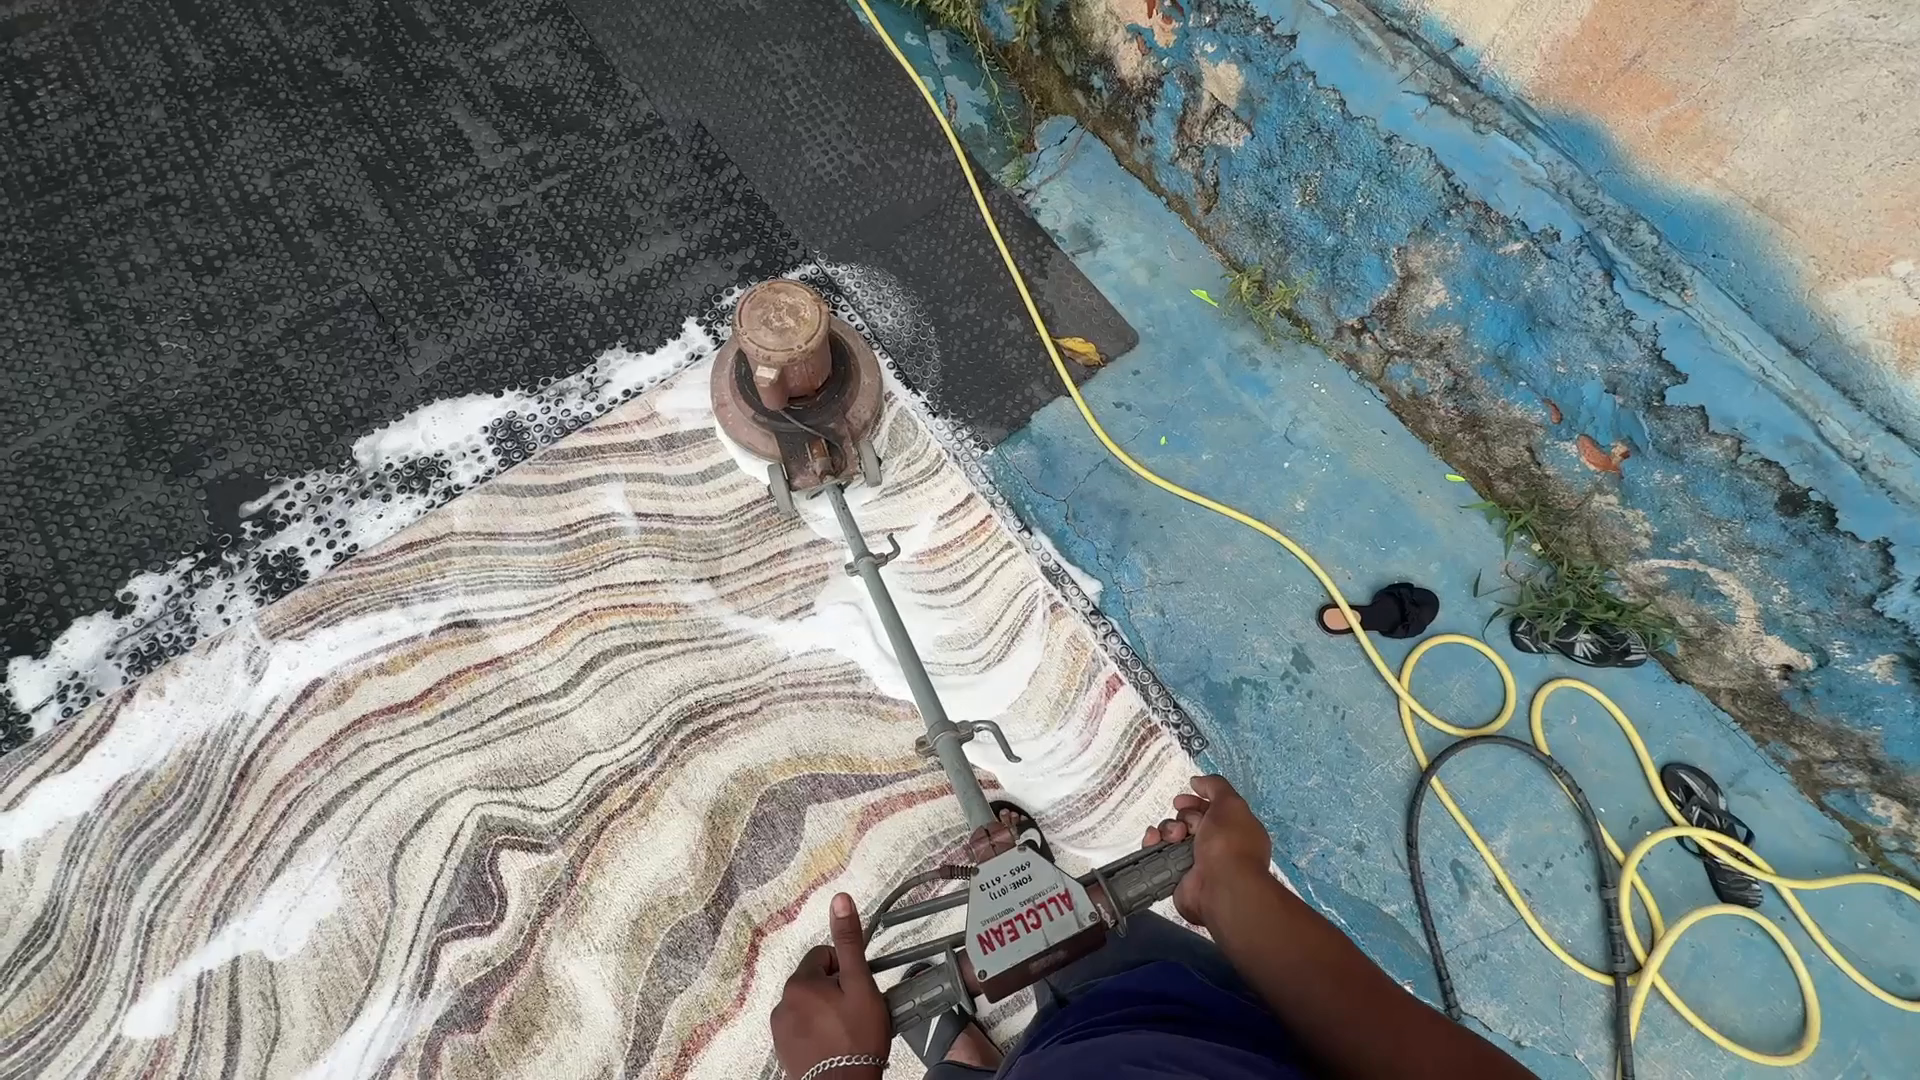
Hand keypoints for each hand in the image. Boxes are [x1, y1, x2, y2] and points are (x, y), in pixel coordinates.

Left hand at [769, 893, 890, 1078]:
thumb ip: (848, 941)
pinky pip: (802, 1027)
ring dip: (825, 1011)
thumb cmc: (856, 1040)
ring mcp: (780, 1030)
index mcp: (799, 983)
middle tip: (853, 1012)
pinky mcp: (783, 1051)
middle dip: (834, 990)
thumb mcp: (860, 984)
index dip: (844, 969)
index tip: (856, 989)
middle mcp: (782, 1003)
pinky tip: (833, 1045)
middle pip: (815, 980)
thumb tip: (839, 899)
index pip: (823, 955)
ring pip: (809, 1004)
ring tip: (844, 1032)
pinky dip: (816, 1031)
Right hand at [1141, 774, 1274, 927]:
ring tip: (1173, 838)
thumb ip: (1216, 786)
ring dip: (1166, 829)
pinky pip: (1158, 853)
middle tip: (1185, 826)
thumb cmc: (1230, 842)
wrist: (1221, 887)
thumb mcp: (1231, 804)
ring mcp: (1195, 862)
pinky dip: (1153, 844)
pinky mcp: (1175, 874)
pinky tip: (1154, 841)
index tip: (1182, 800)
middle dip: (1182, 817)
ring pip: (1170, 835)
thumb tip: (1197, 782)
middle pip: (1187, 820)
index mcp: (1233, 830)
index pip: (1210, 810)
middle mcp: (1215, 846)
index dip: (1195, 802)